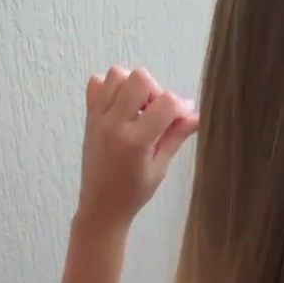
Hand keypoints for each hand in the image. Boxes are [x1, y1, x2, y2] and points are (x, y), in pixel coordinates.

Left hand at [75, 65, 198, 233]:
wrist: (100, 208)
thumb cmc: (132, 194)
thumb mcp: (159, 169)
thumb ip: (175, 138)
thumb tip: (194, 115)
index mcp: (135, 141)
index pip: (166, 103)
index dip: (181, 107)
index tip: (184, 119)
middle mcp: (114, 125)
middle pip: (140, 78)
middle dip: (156, 91)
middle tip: (157, 113)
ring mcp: (98, 119)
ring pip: (117, 74)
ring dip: (133, 85)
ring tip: (139, 108)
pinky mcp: (89, 118)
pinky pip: (96, 84)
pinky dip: (111, 88)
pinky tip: (121, 107)